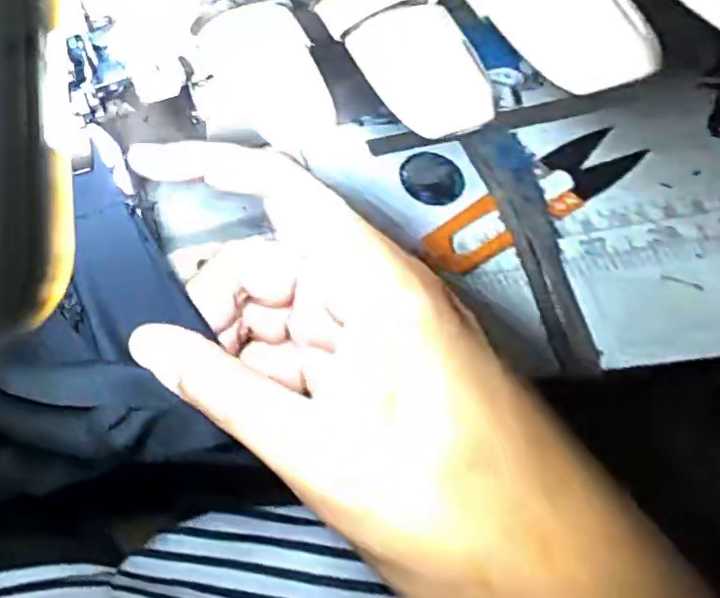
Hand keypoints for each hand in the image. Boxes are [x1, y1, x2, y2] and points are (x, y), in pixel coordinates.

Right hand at [126, 141, 703, 597]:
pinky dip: (263, 362)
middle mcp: (372, 285)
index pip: (278, 186)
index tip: (149, 163)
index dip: (206, 164)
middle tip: (181, 353)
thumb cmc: (470, 518)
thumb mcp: (322, 455)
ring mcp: (373, 320)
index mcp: (372, 282)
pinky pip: (296, 337)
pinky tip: (250, 400)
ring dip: (236, 339)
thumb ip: (223, 390)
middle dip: (214, 300)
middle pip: (263, 258)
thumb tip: (151, 345)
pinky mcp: (373, 356)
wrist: (570, 585)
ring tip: (218, 390)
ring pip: (274, 302)